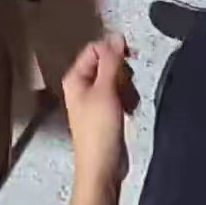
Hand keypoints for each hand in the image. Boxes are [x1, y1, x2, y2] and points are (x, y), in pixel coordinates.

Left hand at [61, 34, 137, 189]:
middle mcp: (83, 85)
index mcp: (76, 77)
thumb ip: (112, 61)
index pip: (96, 48)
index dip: (113, 51)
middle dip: (122, 72)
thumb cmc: (99, 132)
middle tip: (125, 86)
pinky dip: (128, 98)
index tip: (129, 59)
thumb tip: (117, 36)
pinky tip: (129, 109)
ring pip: (117, 78)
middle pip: (108, 62)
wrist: (103, 167)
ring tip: (128, 102)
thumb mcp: (106, 90)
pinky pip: (121, 93)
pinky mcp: (106, 110)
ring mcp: (95, 98)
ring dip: (127, 87)